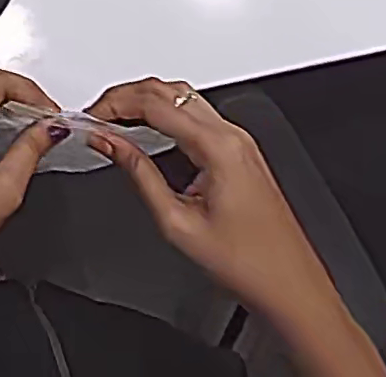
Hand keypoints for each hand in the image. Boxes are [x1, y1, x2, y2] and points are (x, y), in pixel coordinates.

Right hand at [84, 78, 333, 321]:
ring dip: (141, 97)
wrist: (295, 296)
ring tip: (113, 117)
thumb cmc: (249, 266)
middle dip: (123, 95)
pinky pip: (193, 110)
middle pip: (165, 89)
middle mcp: (232, 137)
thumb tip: (105, 140)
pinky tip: (142, 125)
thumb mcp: (176, 221)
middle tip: (95, 115)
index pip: (152, 103)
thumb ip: (136, 171)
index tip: (90, 116)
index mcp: (219, 148)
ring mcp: (238, 141)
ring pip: (179, 93)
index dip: (113, 104)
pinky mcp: (238, 149)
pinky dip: (160, 108)